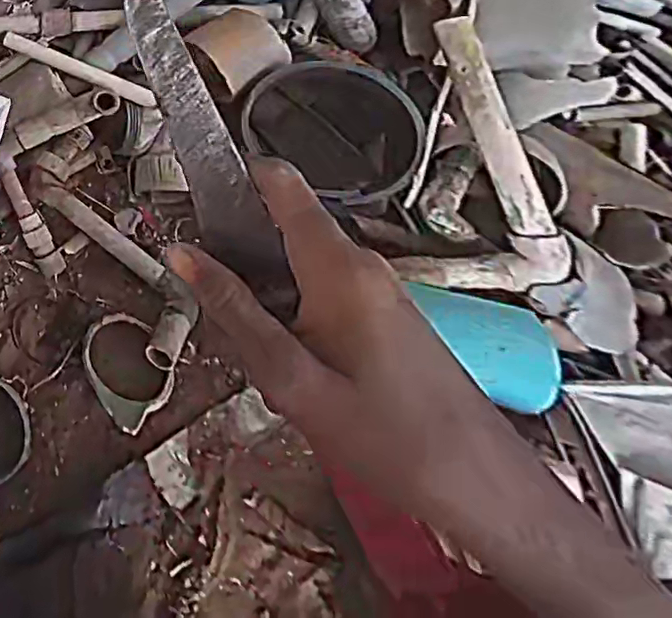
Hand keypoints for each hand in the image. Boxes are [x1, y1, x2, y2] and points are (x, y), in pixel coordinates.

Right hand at [167, 160, 671, 616]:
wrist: (492, 501)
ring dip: (254, 280)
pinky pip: (314, 285)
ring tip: (232, 325)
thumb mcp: (288, 375)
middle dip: (231, 244)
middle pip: (279, 223)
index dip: (233, 171)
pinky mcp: (381, 313)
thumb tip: (179, 253)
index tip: (188, 185)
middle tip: (196, 282)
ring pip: (292, 259)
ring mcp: (376, 289)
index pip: (282, 185)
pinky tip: (274, 348)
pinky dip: (281, 301)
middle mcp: (362, 266)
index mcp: (339, 267)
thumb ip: (230, 307)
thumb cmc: (392, 440)